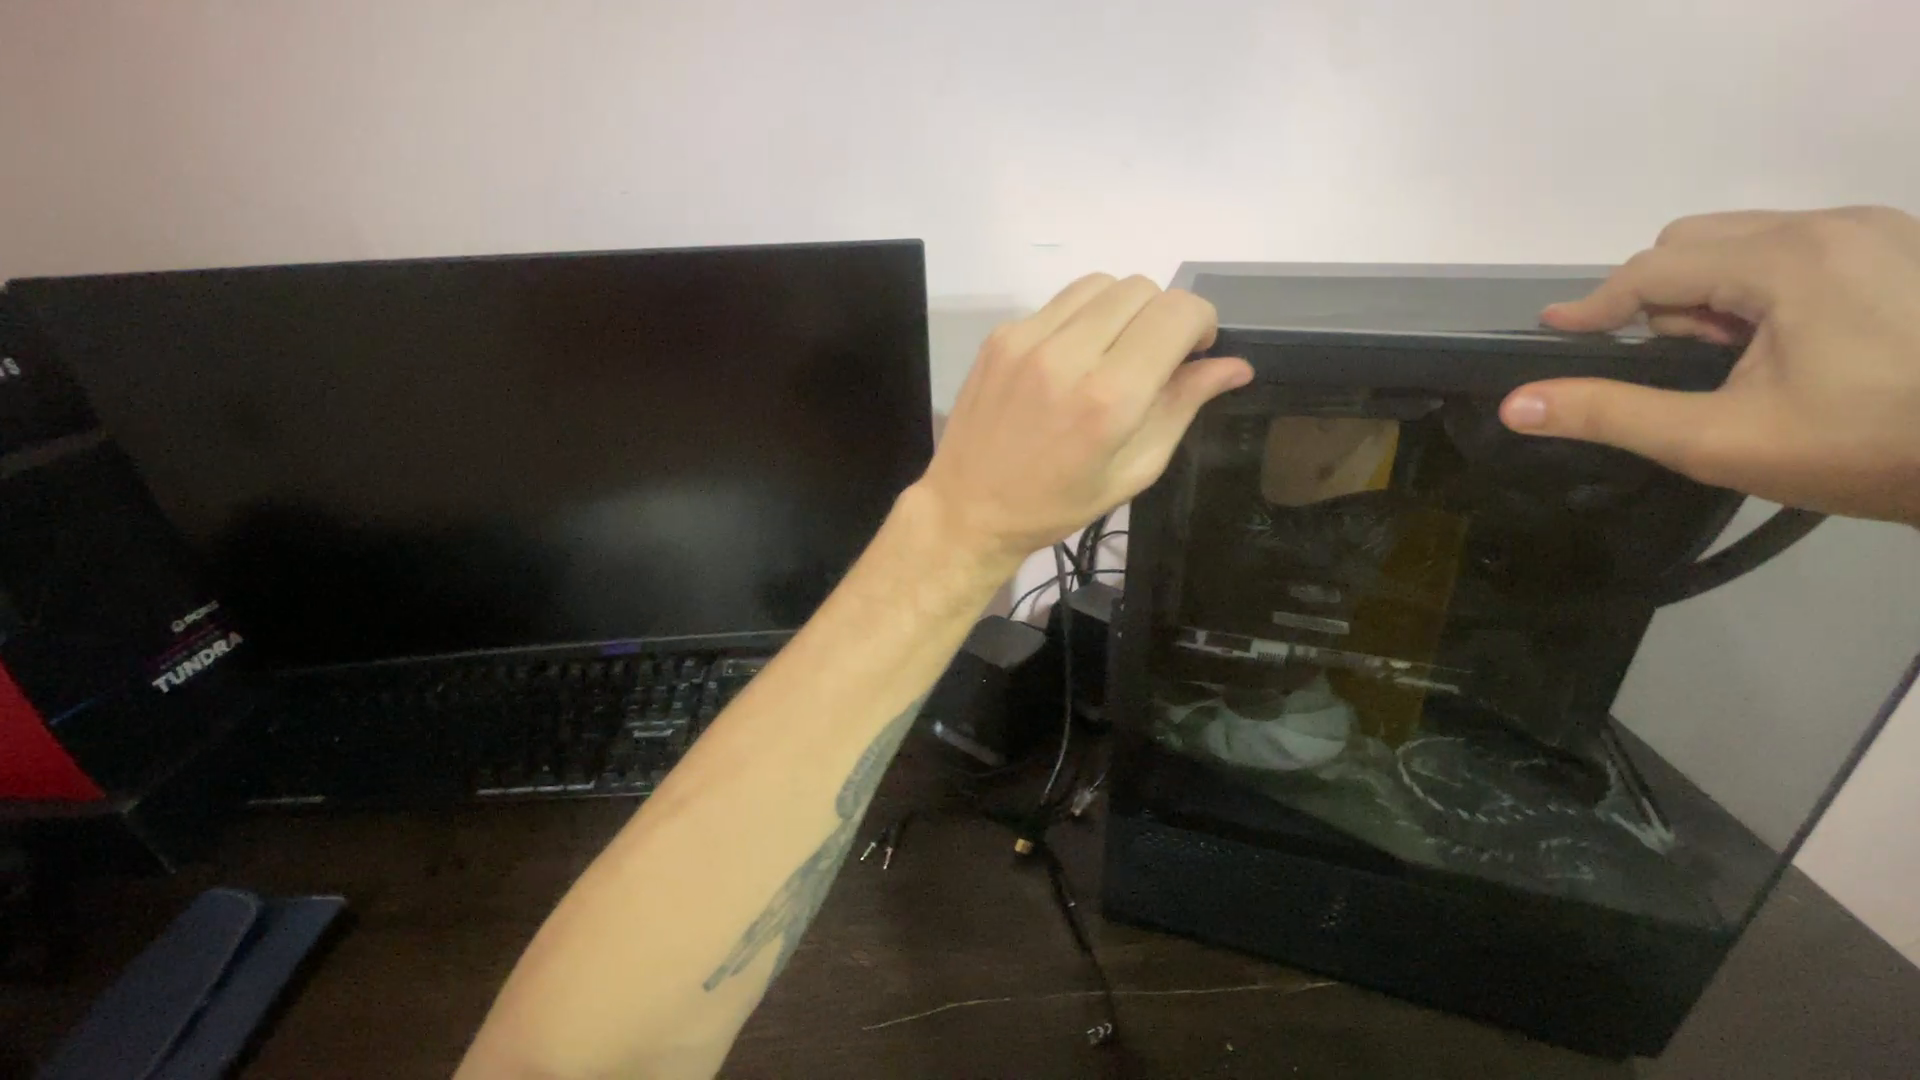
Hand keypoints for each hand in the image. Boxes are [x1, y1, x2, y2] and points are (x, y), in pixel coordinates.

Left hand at [912, 274, 1252, 564]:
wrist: (969, 507)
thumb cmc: (1057, 504)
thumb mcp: (1133, 471)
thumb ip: (1183, 407)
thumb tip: (1235, 365)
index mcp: (1109, 399)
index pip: (1177, 312)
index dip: (1200, 324)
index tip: (1193, 353)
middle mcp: (1067, 356)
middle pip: (1141, 288)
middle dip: (1162, 316)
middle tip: (1154, 358)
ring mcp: (1026, 340)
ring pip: (1100, 283)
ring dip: (1122, 309)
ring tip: (1113, 353)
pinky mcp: (1000, 336)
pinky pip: (1060, 302)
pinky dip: (1081, 319)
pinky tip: (1072, 360)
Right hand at [1499, 205, 1919, 525]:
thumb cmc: (1865, 446)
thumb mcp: (1717, 439)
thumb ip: (1609, 414)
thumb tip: (1515, 405)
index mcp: (1788, 260)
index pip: (1652, 268)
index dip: (1592, 305)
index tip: (1553, 332)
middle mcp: (1835, 226)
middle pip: (1694, 241)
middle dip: (1659, 297)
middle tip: (1674, 360)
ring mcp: (1882, 233)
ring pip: (1744, 243)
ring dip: (1708, 294)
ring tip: (1731, 357)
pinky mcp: (1907, 251)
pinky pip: (1797, 250)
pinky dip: (1758, 289)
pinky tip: (1783, 343)